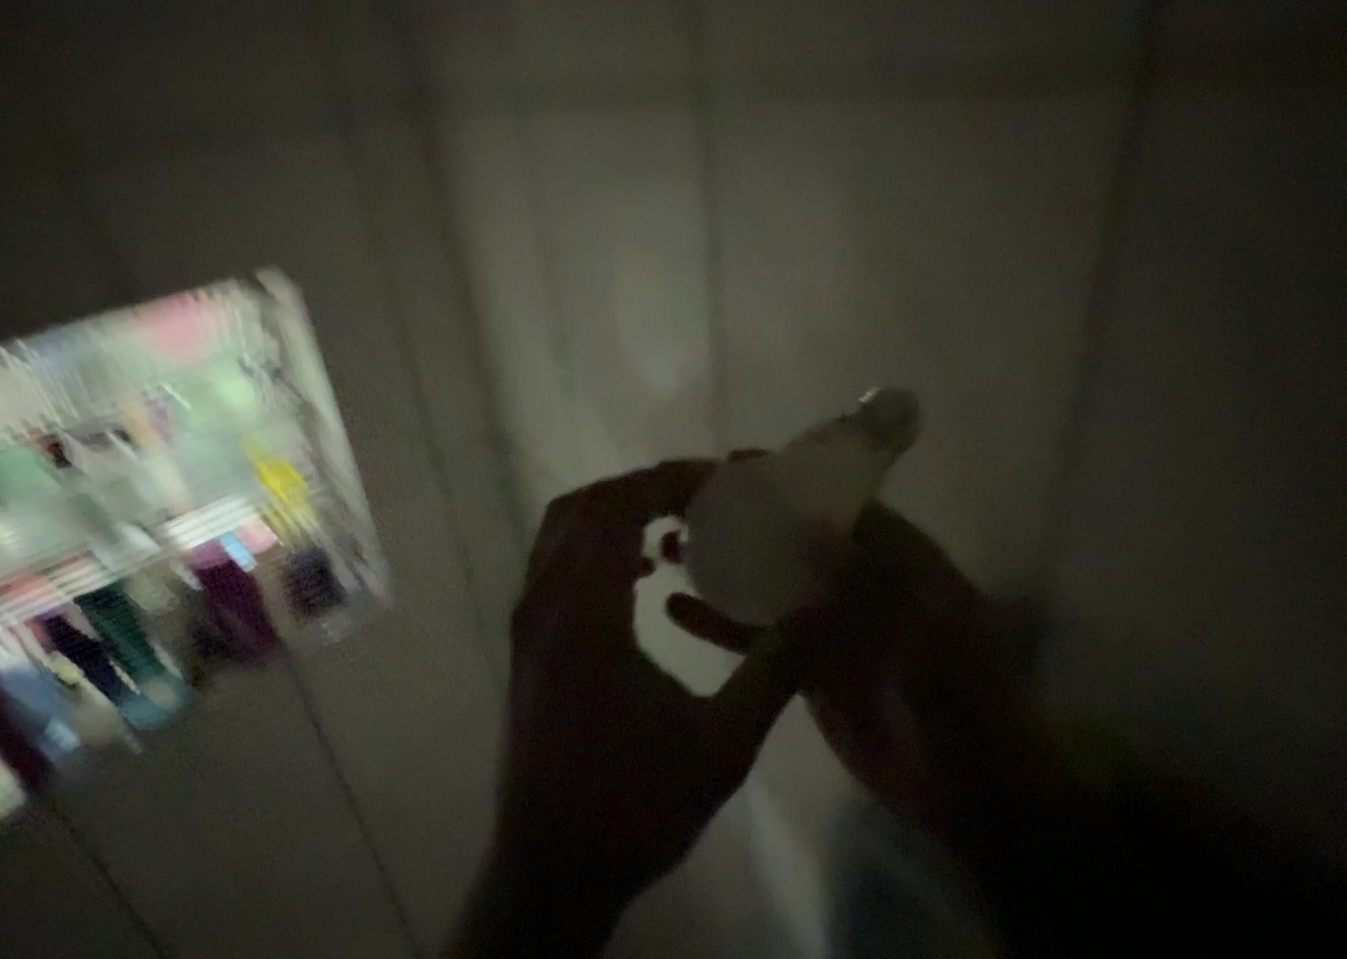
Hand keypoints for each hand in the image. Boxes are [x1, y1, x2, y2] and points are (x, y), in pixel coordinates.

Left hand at [455, 461, 808, 956]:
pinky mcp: (525, 642)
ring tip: (677, 526)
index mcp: (586, 619)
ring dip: (617, 512)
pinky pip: (554, 561)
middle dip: (646, 488)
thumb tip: (821, 610)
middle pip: (586, 506)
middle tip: (706, 498)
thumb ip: (774, 672)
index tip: (721, 482)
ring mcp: (526, 622)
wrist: (551, 865)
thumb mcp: (722, 747)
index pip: (618, 510)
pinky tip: (641, 573)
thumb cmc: (634, 808)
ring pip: (561, 529)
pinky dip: (595, 543)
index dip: (669, 482)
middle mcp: (544, 605)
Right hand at [667, 500, 1050, 842]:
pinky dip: (719, 619)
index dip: (789, 479)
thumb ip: (866, 574)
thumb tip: (804, 523)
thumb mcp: (924, 627)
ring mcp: (831, 624)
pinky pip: (757, 633)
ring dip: (724, 564)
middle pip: (794, 536)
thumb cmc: (961, 699)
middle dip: (744, 518)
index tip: (734, 464)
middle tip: (684, 505)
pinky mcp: (806, 665)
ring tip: (669, 547)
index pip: (837, 502)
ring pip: (769, 581)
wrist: (968, 788)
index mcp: (899, 559)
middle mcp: (860, 581)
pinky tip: (675, 610)